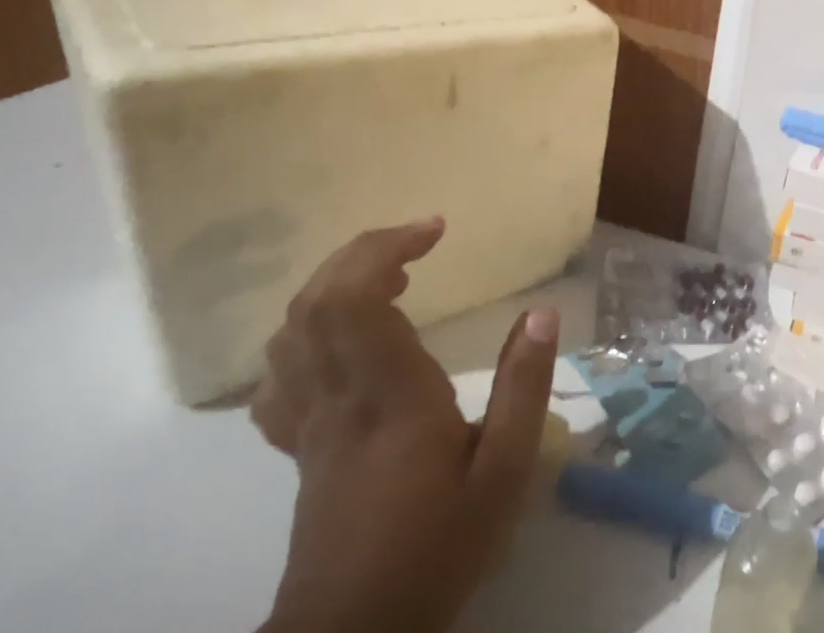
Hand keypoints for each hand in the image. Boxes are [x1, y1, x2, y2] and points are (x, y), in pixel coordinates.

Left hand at [251, 218, 560, 632]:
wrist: (356, 627)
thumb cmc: (440, 544)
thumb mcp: (504, 470)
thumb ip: (523, 388)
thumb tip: (542, 312)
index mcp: (389, 395)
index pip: (355, 298)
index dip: (385, 249)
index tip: (436, 230)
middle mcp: (338, 397)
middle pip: (315, 303)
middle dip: (361, 255)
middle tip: (417, 243)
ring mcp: (310, 423)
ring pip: (291, 335)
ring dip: (334, 289)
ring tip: (389, 284)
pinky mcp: (301, 448)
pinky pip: (282, 380)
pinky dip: (306, 342)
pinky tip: (341, 348)